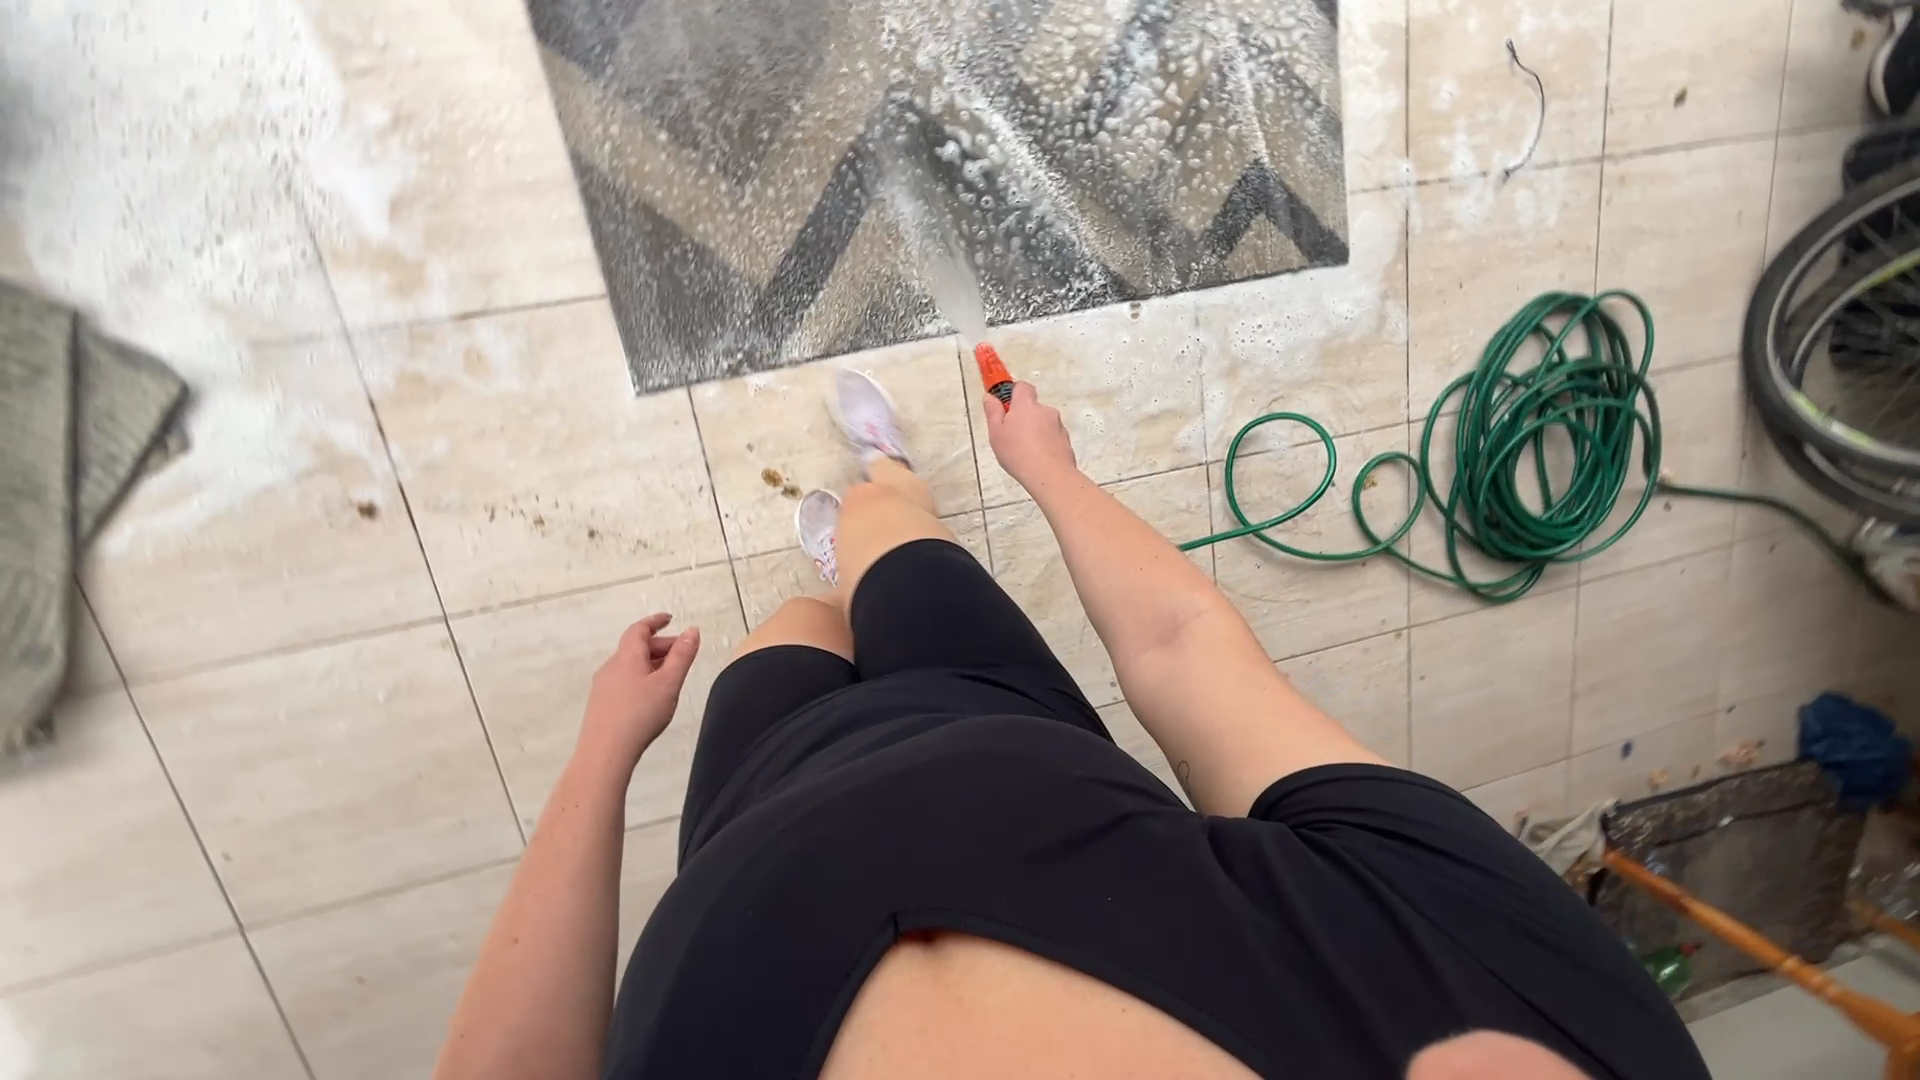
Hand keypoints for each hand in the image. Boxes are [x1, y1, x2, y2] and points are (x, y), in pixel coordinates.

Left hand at [574, 613, 699, 773]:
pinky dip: (641, 676)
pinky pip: (624, 679)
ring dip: (652, 663)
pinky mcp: (601, 704)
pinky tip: (652, 695)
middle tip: (683, 654)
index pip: (640, 629)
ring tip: (671, 675)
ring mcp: (603, 686)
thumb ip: (682, 656)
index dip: (655, 621)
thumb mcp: (669, 683)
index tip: (670, 618)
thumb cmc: (640, 715)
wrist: (604, 753)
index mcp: (626, 657)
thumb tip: (692, 631)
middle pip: (636, 647)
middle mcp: (611, 667)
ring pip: (630, 665)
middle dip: (660, 646)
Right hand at [982, 381, 1077, 489]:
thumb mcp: (996, 433)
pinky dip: (1046, 443)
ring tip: (1025, 451)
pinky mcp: (1066, 440)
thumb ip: (993, 412)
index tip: (1005, 406)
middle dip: (1023, 417)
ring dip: (1035, 431)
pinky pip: (1052, 437)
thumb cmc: (1017, 453)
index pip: (1021, 386)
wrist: (1049, 474)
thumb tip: (989, 397)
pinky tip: (1038, 459)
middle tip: (1012, 435)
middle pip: (1032, 407)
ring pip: (1043, 423)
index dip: (1013, 393)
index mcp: (1025, 405)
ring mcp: (1058, 425)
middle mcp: (1044, 410)